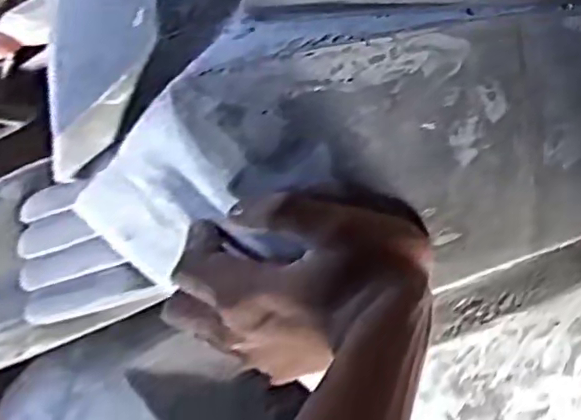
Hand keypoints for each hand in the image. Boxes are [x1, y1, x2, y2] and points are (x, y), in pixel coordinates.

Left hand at [164, 193, 432, 383]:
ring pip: (206, 333)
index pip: (192, 269)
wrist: (396, 329)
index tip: (216, 222)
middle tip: (228, 250)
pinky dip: (242, 326)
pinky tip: (275, 310)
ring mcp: (256, 357)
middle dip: (196, 277)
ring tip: (250, 278)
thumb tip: (241, 210)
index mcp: (242, 294)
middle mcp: (235, 332)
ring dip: (215, 304)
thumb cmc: (371, 266)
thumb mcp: (338, 222)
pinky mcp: (280, 369)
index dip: (199, 240)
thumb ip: (287, 210)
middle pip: (184, 308)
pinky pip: (239, 348)